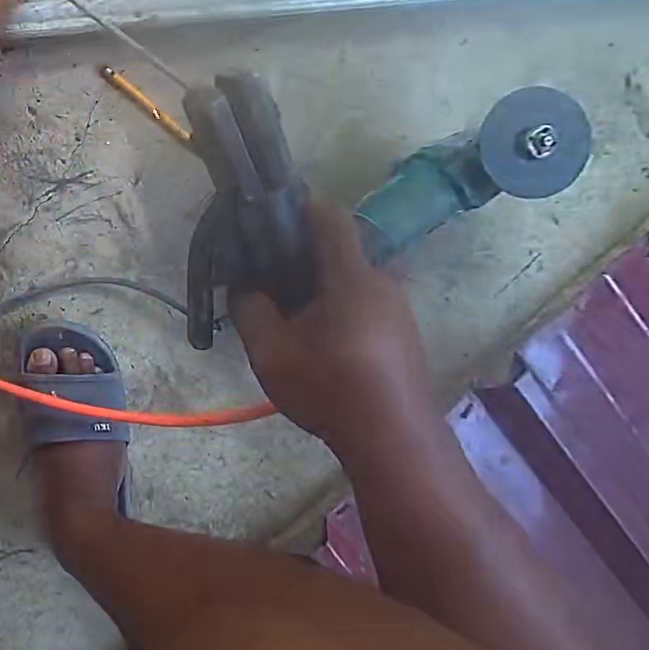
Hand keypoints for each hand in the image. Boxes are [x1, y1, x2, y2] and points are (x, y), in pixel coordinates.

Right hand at [231, 198, 438, 452]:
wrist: (394, 441)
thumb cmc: (330, 388)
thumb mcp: (272, 352)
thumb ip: (250, 309)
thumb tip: (245, 287)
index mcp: (352, 276)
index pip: (330, 217)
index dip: (300, 208)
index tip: (270, 218)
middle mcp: (382, 282)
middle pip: (339, 250)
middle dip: (301, 255)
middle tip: (267, 275)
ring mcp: (398, 309)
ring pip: (351, 279)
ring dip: (320, 285)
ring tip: (288, 312)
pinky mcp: (403, 334)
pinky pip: (365, 303)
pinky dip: (338, 306)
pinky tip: (319, 340)